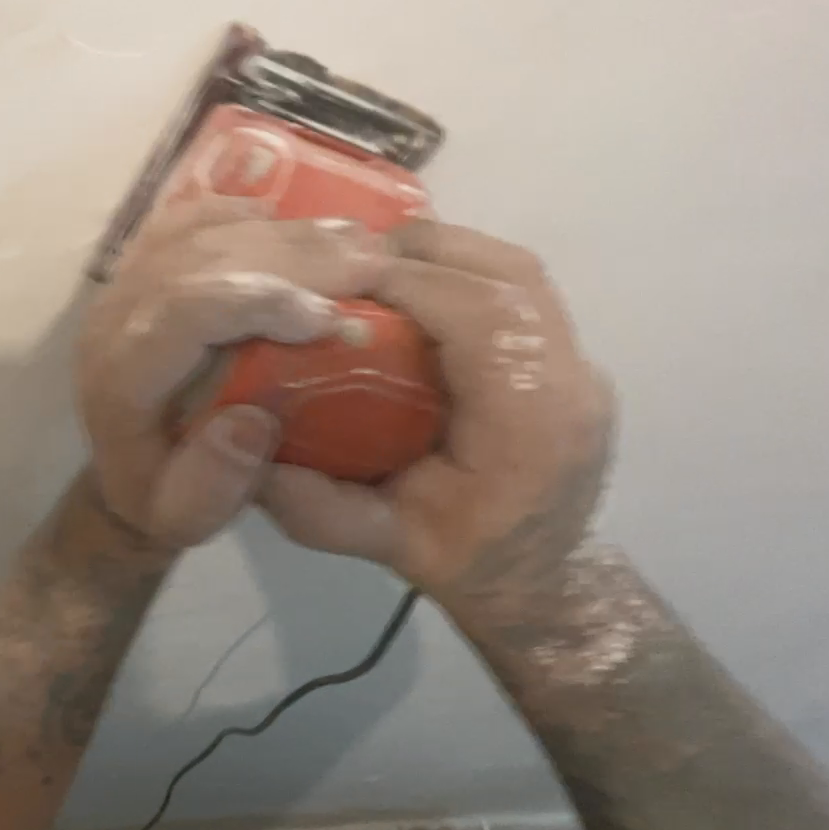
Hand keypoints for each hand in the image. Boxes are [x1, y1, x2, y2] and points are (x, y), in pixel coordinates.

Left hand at [77, 203, 383, 546]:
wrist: (128, 467)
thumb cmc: (161, 496)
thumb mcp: (185, 516)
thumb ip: (213, 482)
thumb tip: (253, 419)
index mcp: (119, 376)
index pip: (182, 312)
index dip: (258, 302)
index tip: (330, 318)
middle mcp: (115, 317)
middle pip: (201, 258)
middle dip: (293, 256)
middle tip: (375, 263)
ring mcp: (125, 284)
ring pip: (204, 231)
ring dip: (287, 231)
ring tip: (361, 242)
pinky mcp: (143, 267)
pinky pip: (195, 219)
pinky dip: (253, 214)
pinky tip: (305, 225)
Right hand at [259, 221, 615, 613]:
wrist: (539, 579)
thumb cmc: (464, 562)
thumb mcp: (383, 544)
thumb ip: (316, 508)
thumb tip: (248, 453)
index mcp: (530, 424)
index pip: (481, 315)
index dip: (410, 280)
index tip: (340, 274)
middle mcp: (570, 381)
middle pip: (509, 274)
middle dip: (424, 250)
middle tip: (348, 258)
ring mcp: (580, 365)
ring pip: (520, 273)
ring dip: (445, 253)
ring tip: (375, 263)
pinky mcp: (567, 358)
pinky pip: (519, 291)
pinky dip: (463, 271)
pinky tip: (413, 285)